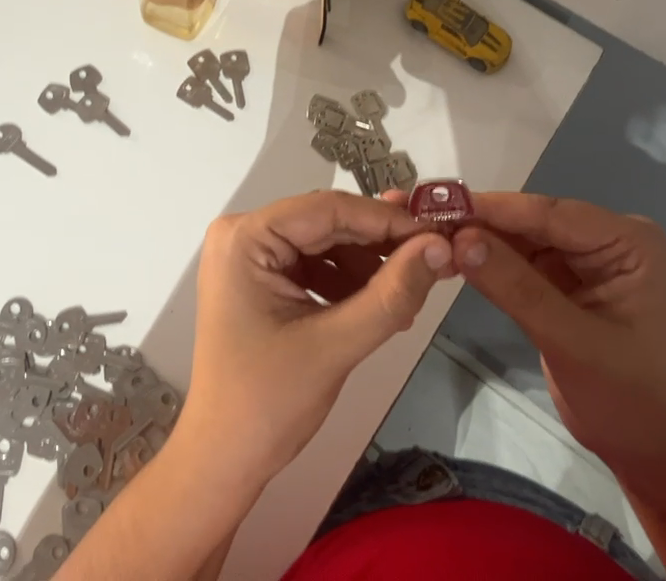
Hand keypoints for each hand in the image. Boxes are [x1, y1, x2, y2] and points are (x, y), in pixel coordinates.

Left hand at [177, 190, 456, 487]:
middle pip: (327, 223)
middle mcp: (242, 234)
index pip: (328, 209)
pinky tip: (383, 307)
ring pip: (325, 243)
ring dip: (369, 267)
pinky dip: (349, 284)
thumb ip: (391, 292)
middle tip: (436, 260)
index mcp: (245, 237)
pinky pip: (314, 266)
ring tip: (409, 297)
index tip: (440, 235)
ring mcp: (249, 257)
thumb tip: (440, 246)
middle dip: (380, 244)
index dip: (387, 220)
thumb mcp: (336, 344)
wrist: (225, 456)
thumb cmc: (268, 401)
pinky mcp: (260, 281)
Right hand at [450, 194, 665, 478]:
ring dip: (477, 238)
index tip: (437, 205)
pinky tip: (449, 256)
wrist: (652, 451)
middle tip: (421, 219)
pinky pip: (517, 261)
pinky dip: (485, 260)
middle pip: (532, 220)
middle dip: (480, 221)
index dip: (493, 208)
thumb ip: (516, 288)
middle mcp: (606, 239)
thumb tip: (460, 239)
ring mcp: (583, 260)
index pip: (551, 213)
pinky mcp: (561, 282)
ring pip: (519, 238)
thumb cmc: (629, 397)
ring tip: (425, 234)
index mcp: (628, 241)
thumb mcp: (572, 341)